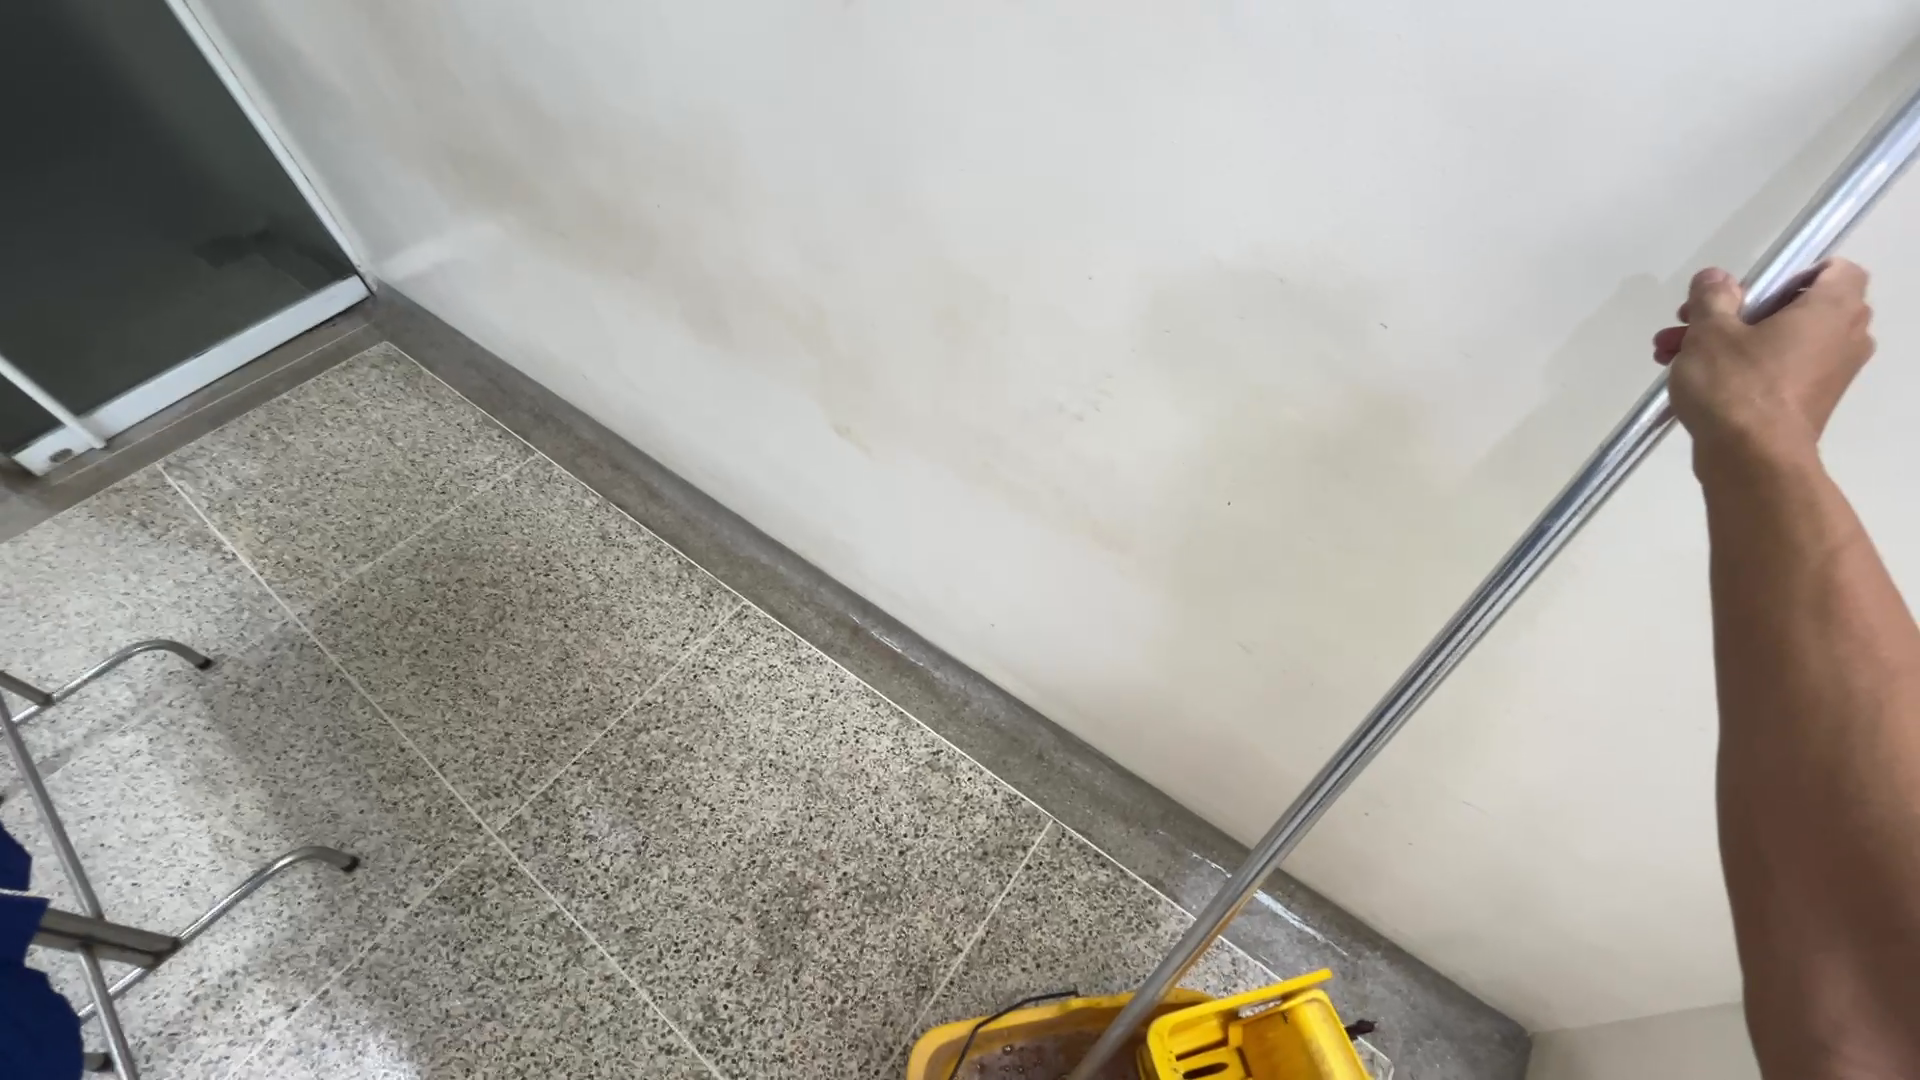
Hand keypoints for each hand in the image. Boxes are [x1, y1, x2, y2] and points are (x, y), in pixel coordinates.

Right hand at [1652, 260, 1875, 464]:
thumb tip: (1715, 277)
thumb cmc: (1734, 384)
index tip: (1741, 294)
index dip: (1787, 275)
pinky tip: (1697, 380)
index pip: (1833, 270)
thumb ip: (1712, 299)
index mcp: (1831, 308)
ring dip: (1727, 342)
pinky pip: (1777, 369)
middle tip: (1686, 326)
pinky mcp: (1809, 398)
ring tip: (1673, 357)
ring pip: (1777, 341)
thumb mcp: (1709, 334)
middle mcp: (1844, 334)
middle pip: (1795, 307)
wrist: (1751, 454)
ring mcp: (1831, 370)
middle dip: (1735, 314)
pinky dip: (1742, 367)